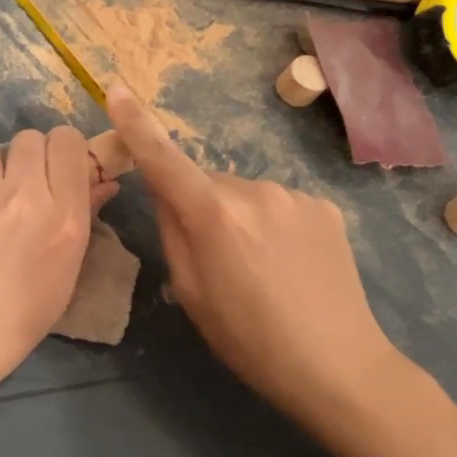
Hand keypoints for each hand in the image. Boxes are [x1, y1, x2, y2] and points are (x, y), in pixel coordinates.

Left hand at [0, 127, 108, 394]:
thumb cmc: (16, 318)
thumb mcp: (64, 274)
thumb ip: (83, 218)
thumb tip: (103, 182)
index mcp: (62, 218)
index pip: (67, 142)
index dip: (62, 150)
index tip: (55, 167)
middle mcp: (20, 196)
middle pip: (28, 138)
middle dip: (26, 158)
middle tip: (18, 187)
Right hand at [104, 83, 400, 416]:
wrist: (340, 367)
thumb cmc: (249, 340)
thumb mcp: (190, 292)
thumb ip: (172, 232)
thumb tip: (165, 192)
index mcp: (212, 216)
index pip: (163, 159)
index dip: (137, 124)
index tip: (116, 89)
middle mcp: (252, 191)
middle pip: (204, 182)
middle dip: (198, 206)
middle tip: (213, 259)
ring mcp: (293, 196)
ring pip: (241, 193)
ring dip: (236, 216)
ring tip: (258, 268)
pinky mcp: (323, 206)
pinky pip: (276, 203)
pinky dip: (269, 223)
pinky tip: (287, 264)